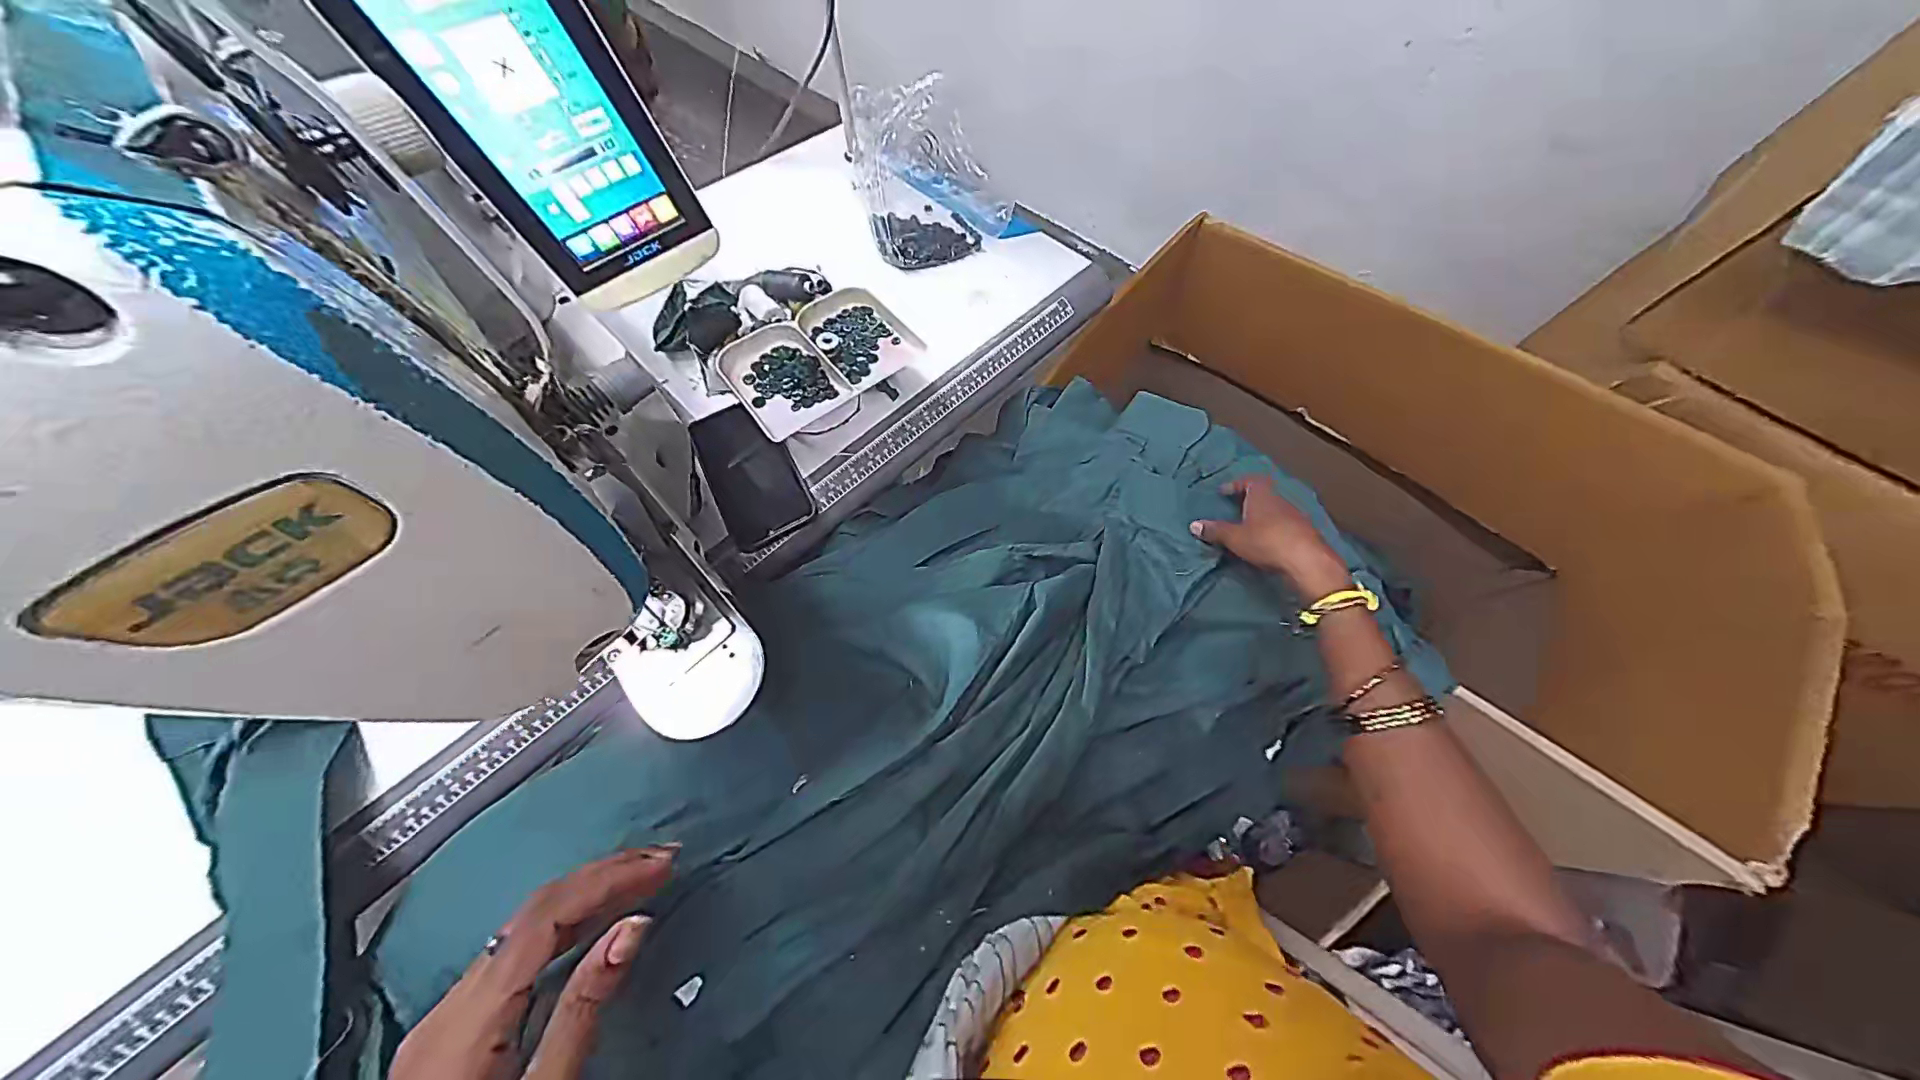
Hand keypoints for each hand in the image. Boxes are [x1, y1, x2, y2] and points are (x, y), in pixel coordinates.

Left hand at [390, 846, 675, 1079]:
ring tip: (642, 875)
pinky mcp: (455, 1025)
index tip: (661, 865)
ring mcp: (447, 1012)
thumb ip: (584, 1009)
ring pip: (525, 924)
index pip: (545, 917)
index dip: (607, 880)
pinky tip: (598, 916)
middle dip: (603, 875)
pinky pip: (517, 949)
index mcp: (469, 1017)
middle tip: (663, 858)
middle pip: (534, 910)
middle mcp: (451, 1002)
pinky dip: (566, 920)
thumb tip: (634, 927)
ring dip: (588, 892)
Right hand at [1190, 475, 1349, 593]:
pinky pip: (1285, 526)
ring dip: (1263, 517)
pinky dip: (1274, 530)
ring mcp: (1296, 517)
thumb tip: (1194, 525)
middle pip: (1264, 495)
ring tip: (1249, 528)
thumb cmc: (1266, 541)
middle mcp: (1281, 501)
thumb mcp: (1234, 538)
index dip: (1236, 484)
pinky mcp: (1305, 533)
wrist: (1307, 561)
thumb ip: (1215, 530)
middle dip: (1250, 501)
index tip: (1224, 492)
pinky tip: (1268, 542)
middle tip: (1235, 509)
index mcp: (1262, 496)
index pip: (1250, 480)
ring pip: (1276, 511)